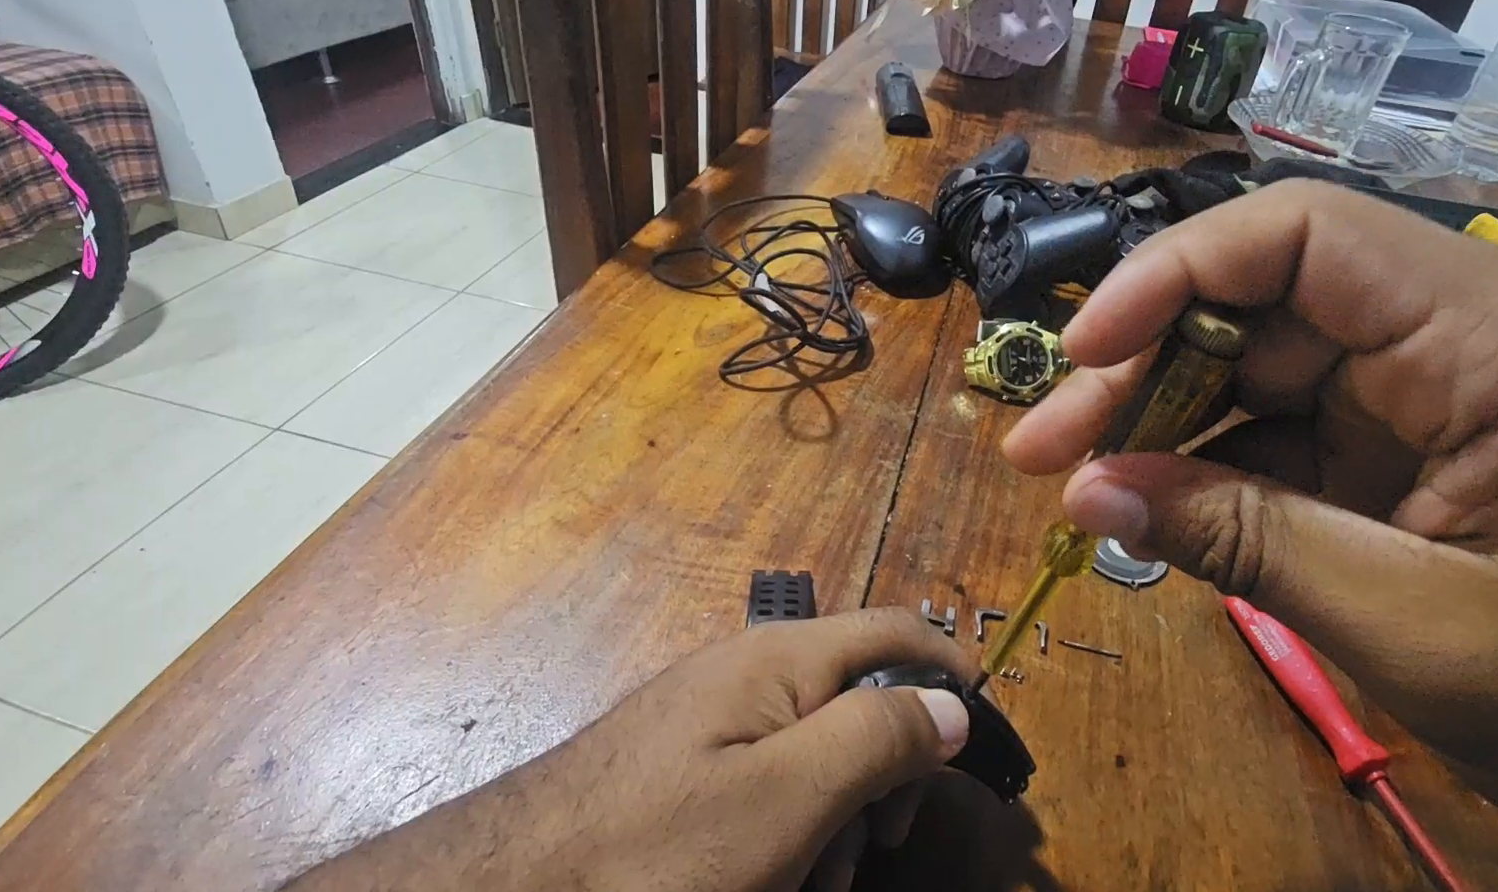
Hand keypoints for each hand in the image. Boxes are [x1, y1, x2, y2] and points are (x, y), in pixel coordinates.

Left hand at [286, 609, 971, 891]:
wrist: (512, 885)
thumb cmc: (656, 847)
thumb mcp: (784, 799)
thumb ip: (874, 737)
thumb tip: (952, 704)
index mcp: (784, 658)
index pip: (896, 630)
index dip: (951, 671)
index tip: (985, 741)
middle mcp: (756, 669)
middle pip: (862, 688)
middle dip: (892, 760)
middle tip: (886, 839)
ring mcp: (722, 713)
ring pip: (822, 741)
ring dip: (844, 806)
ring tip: (824, 874)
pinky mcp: (696, 757)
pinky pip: (775, 773)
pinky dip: (798, 820)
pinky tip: (780, 872)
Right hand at [1004, 183, 1497, 887]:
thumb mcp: (1427, 632)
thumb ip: (1247, 545)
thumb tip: (1087, 496)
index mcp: (1491, 337)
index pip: (1301, 234)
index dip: (1170, 273)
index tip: (1082, 349)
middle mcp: (1450, 330)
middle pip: (1251, 304)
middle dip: (1136, 370)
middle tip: (1041, 448)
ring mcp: (1422, 385)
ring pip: (1249, 364)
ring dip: (1156, 419)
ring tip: (1075, 482)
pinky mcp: (1402, 437)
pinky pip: (1276, 425)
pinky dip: (1205, 463)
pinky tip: (1149, 504)